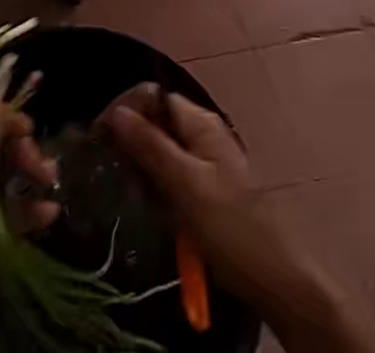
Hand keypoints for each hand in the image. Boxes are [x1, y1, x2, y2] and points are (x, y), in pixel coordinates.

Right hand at [103, 87, 374, 352]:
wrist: (277, 279)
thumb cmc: (232, 227)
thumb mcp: (186, 184)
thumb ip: (150, 146)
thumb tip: (115, 111)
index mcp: (200, 123)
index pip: (152, 95)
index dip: (124, 109)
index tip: (98, 137)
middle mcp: (200, 135)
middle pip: (153, 120)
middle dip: (128, 138)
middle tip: (108, 168)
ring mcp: (202, 163)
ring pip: (157, 149)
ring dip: (137, 164)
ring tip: (123, 188)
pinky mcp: (201, 189)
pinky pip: (166, 174)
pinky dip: (150, 183)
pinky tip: (142, 203)